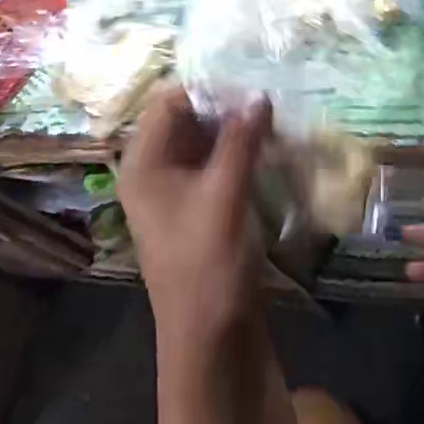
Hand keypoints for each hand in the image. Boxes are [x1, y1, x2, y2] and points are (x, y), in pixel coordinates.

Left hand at [119, 86, 271, 343]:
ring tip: (279, 120)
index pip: (169, 103)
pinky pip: (222, 162)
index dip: (209, 90)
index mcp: (143, 164)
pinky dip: (246, 151)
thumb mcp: (224, 198)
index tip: (254, 87)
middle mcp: (157, 170)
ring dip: (241, 128)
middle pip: (189, 119)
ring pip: (209, 140)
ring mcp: (181, 188)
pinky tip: (275, 147)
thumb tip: (259, 94)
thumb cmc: (207, 266)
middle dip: (229, 106)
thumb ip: (240, 142)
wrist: (212, 336)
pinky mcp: (205, 203)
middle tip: (273, 102)